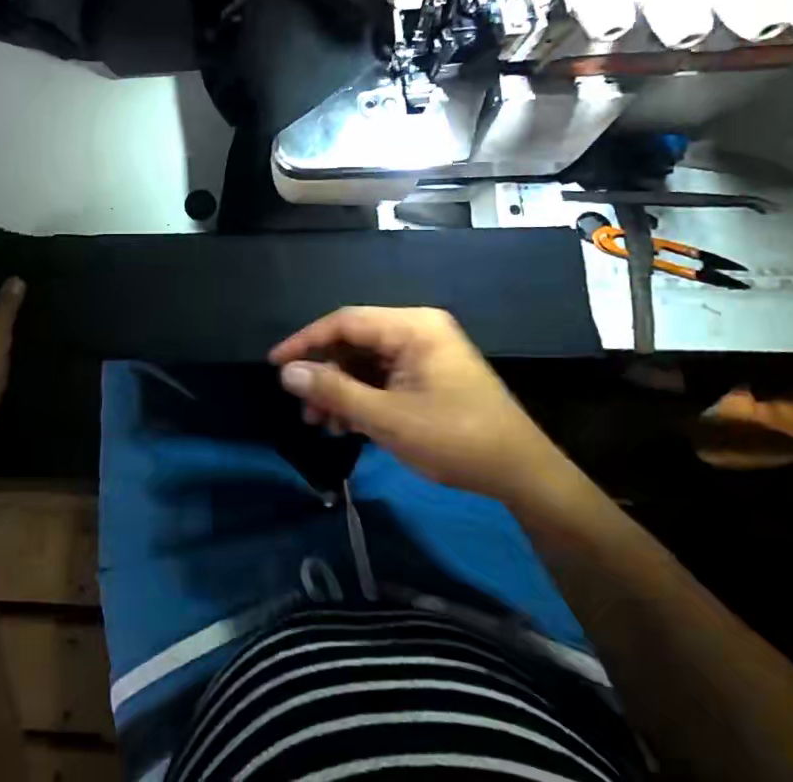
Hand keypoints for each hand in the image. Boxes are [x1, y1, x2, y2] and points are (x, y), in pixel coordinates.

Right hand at [269, 307, 570, 504]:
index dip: (306, 341)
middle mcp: (418, 330)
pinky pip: (384, 377)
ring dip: (341, 390)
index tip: (274, 365)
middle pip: (356, 341)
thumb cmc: (454, 439)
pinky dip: (362, 398)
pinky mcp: (429, 376)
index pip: (346, 321)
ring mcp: (426, 353)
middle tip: (303, 410)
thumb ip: (335, 392)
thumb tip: (288, 373)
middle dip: (325, 375)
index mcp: (413, 327)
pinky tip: (347, 425)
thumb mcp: (387, 418)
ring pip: (367, 362)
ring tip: (322, 425)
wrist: (518, 470)